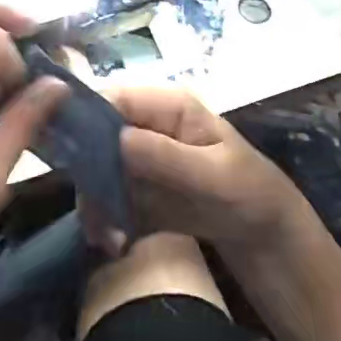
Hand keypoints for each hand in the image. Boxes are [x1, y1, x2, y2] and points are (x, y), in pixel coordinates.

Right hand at [102, 87, 311, 256]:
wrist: (267, 238)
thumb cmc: (251, 193)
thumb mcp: (216, 176)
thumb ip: (169, 157)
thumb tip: (120, 138)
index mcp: (168, 106)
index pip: (116, 96)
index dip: (89, 117)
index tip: (73, 153)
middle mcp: (146, 125)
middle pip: (97, 134)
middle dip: (89, 173)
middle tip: (93, 212)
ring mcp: (138, 157)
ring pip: (95, 169)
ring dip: (95, 203)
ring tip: (106, 238)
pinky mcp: (135, 188)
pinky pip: (106, 197)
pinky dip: (105, 219)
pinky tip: (115, 244)